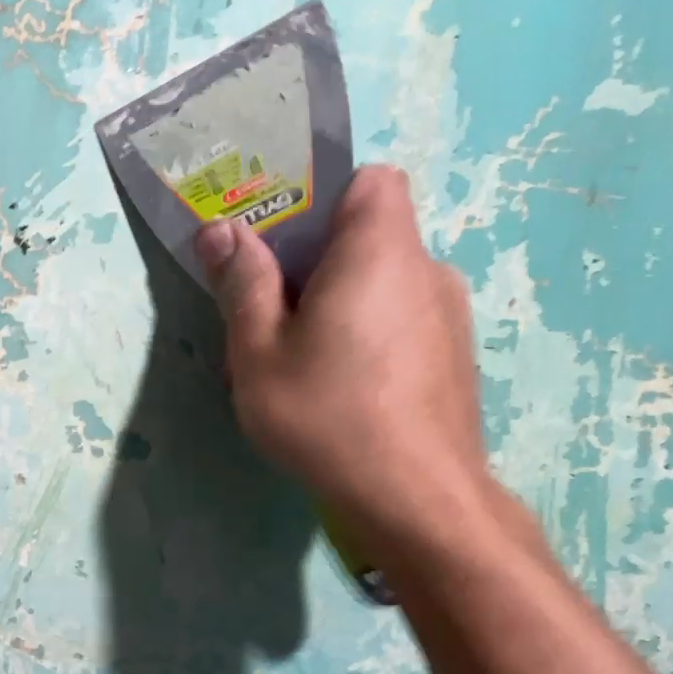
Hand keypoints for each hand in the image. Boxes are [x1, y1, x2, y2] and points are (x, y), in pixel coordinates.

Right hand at [196, 166, 492, 546]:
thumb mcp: (257, 350)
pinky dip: (363, 329)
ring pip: (381, 279)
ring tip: (293, 359)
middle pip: (368, 233)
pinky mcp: (452, 350)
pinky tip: (335, 384)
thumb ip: (243, 283)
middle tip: (262, 311)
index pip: (370, 180)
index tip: (276, 244)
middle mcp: (426, 268)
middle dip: (312, 259)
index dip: (321, 198)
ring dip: (335, 299)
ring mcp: (448, 311)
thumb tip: (221, 228)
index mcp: (379, 253)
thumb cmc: (323, 413)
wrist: (413, 493)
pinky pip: (398, 315)